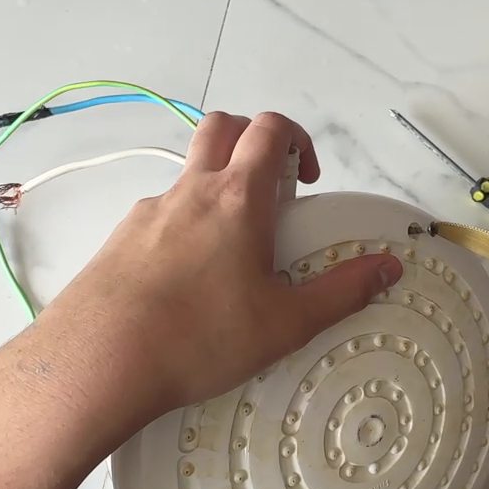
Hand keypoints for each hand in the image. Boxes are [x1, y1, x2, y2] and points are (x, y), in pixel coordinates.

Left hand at [13, 112, 400, 462]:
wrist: (98, 362)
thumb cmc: (201, 337)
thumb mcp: (285, 323)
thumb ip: (342, 292)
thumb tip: (389, 267)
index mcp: (236, 197)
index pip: (269, 129)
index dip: (298, 140)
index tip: (308, 180)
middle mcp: (191, 191)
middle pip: (222, 127)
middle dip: (254, 141)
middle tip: (272, 191)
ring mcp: (149, 211)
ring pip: (189, 169)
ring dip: (218, 182)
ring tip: (233, 246)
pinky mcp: (120, 238)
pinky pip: (161, 210)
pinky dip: (186, 220)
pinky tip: (189, 278)